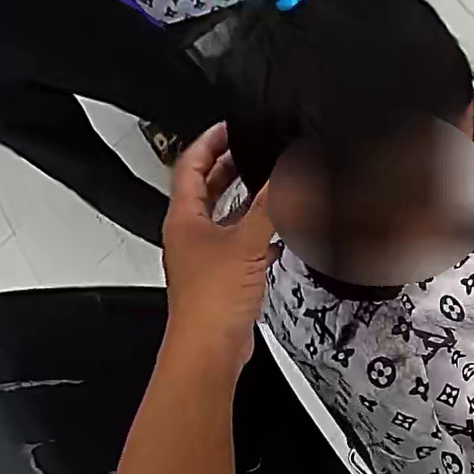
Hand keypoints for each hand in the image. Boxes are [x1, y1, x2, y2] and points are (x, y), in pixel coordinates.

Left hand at [161, 123, 280, 369]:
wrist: (209, 345)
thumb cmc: (210, 301)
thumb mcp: (245, 244)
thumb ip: (271, 209)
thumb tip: (290, 180)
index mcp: (184, 219)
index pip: (191, 166)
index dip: (209, 142)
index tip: (229, 128)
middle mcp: (192, 234)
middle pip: (208, 190)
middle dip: (230, 169)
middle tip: (252, 152)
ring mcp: (208, 256)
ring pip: (227, 219)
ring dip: (248, 202)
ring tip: (271, 188)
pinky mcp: (226, 277)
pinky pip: (243, 246)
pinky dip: (260, 236)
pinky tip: (279, 237)